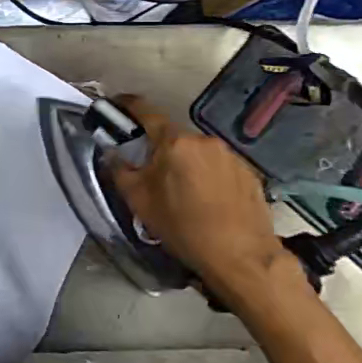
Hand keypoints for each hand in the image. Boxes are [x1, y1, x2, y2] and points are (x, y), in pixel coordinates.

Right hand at [108, 96, 290, 298]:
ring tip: (188, 197)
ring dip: (189, 166)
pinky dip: (211, 178)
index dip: (129, 107)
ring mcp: (230, 155)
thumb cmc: (184, 228)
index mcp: (174, 142)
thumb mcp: (140, 203)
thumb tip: (113, 154)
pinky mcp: (248, 172)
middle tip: (156, 179)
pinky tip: (212, 204)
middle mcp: (204, 140)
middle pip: (174, 138)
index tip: (118, 106)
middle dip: (162, 153)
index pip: (147, 112)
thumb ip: (121, 172)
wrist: (240, 256)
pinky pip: (221, 168)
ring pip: (199, 154)